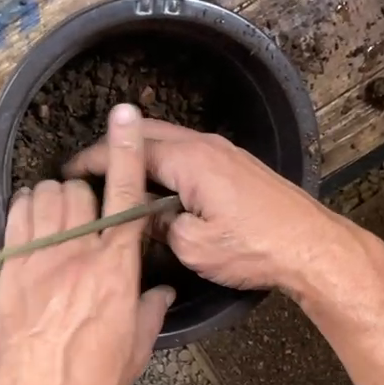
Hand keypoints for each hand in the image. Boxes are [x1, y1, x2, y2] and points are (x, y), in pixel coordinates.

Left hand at [0, 104, 173, 384]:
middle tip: (90, 218)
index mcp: (116, 270)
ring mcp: (38, 260)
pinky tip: (33, 224)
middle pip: (80, 191)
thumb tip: (160, 291)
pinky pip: (16, 218)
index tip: (125, 115)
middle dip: (88, 195)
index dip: (127, 150)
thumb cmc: (91, 383)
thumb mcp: (136, 349)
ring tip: (59, 220)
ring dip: (55, 199)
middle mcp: (77, 255)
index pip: (126, 196)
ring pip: (44, 197)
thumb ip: (151, 310)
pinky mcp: (10, 272)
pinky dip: (26, 210)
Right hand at [65, 119, 367, 298]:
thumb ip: (162, 227)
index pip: (132, 150)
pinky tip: (160, 186)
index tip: (72, 168)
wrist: (311, 247)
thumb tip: (149, 218)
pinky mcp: (238, 168)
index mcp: (190, 161)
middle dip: (117, 148)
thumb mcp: (194, 247)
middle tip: (90, 167)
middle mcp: (207, 147)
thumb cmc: (256, 248)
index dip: (97, 159)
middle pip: (150, 136)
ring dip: (143, 155)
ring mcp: (226, 154)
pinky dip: (167, 164)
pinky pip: (191, 156)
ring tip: (119, 176)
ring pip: (172, 144)